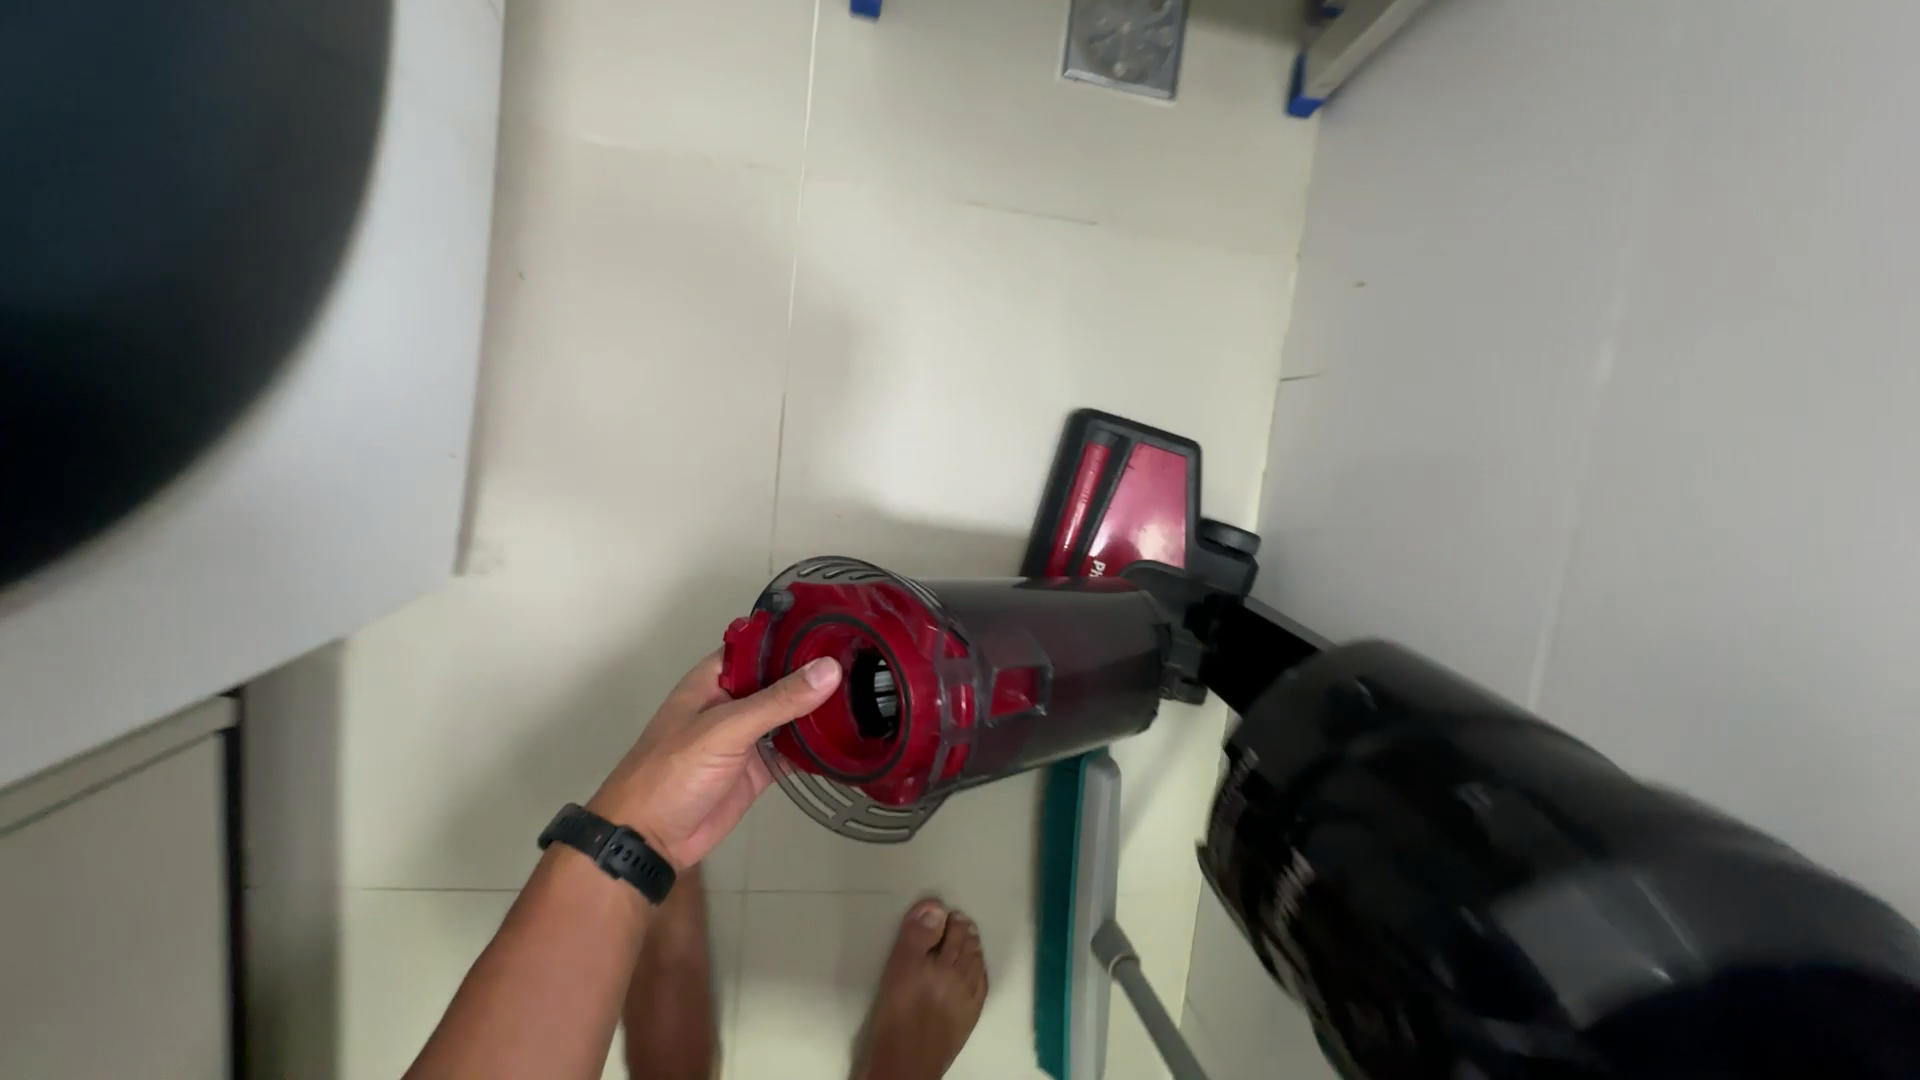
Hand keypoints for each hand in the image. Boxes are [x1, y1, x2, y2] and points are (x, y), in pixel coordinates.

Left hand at [587, 651, 841, 869]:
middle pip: (781, 679)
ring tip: (869, 694)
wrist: (647, 841)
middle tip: (866, 662)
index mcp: (715, 679)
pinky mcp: (759, 768)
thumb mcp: (725, 729)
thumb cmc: (671, 773)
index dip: (794, 635)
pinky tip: (849, 737)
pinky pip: (794, 750)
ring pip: (791, 714)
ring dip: (820, 709)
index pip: (760, 644)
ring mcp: (748, 736)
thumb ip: (778, 701)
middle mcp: (734, 701)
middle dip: (816, 672)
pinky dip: (817, 746)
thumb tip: (829, 670)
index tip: (840, 627)